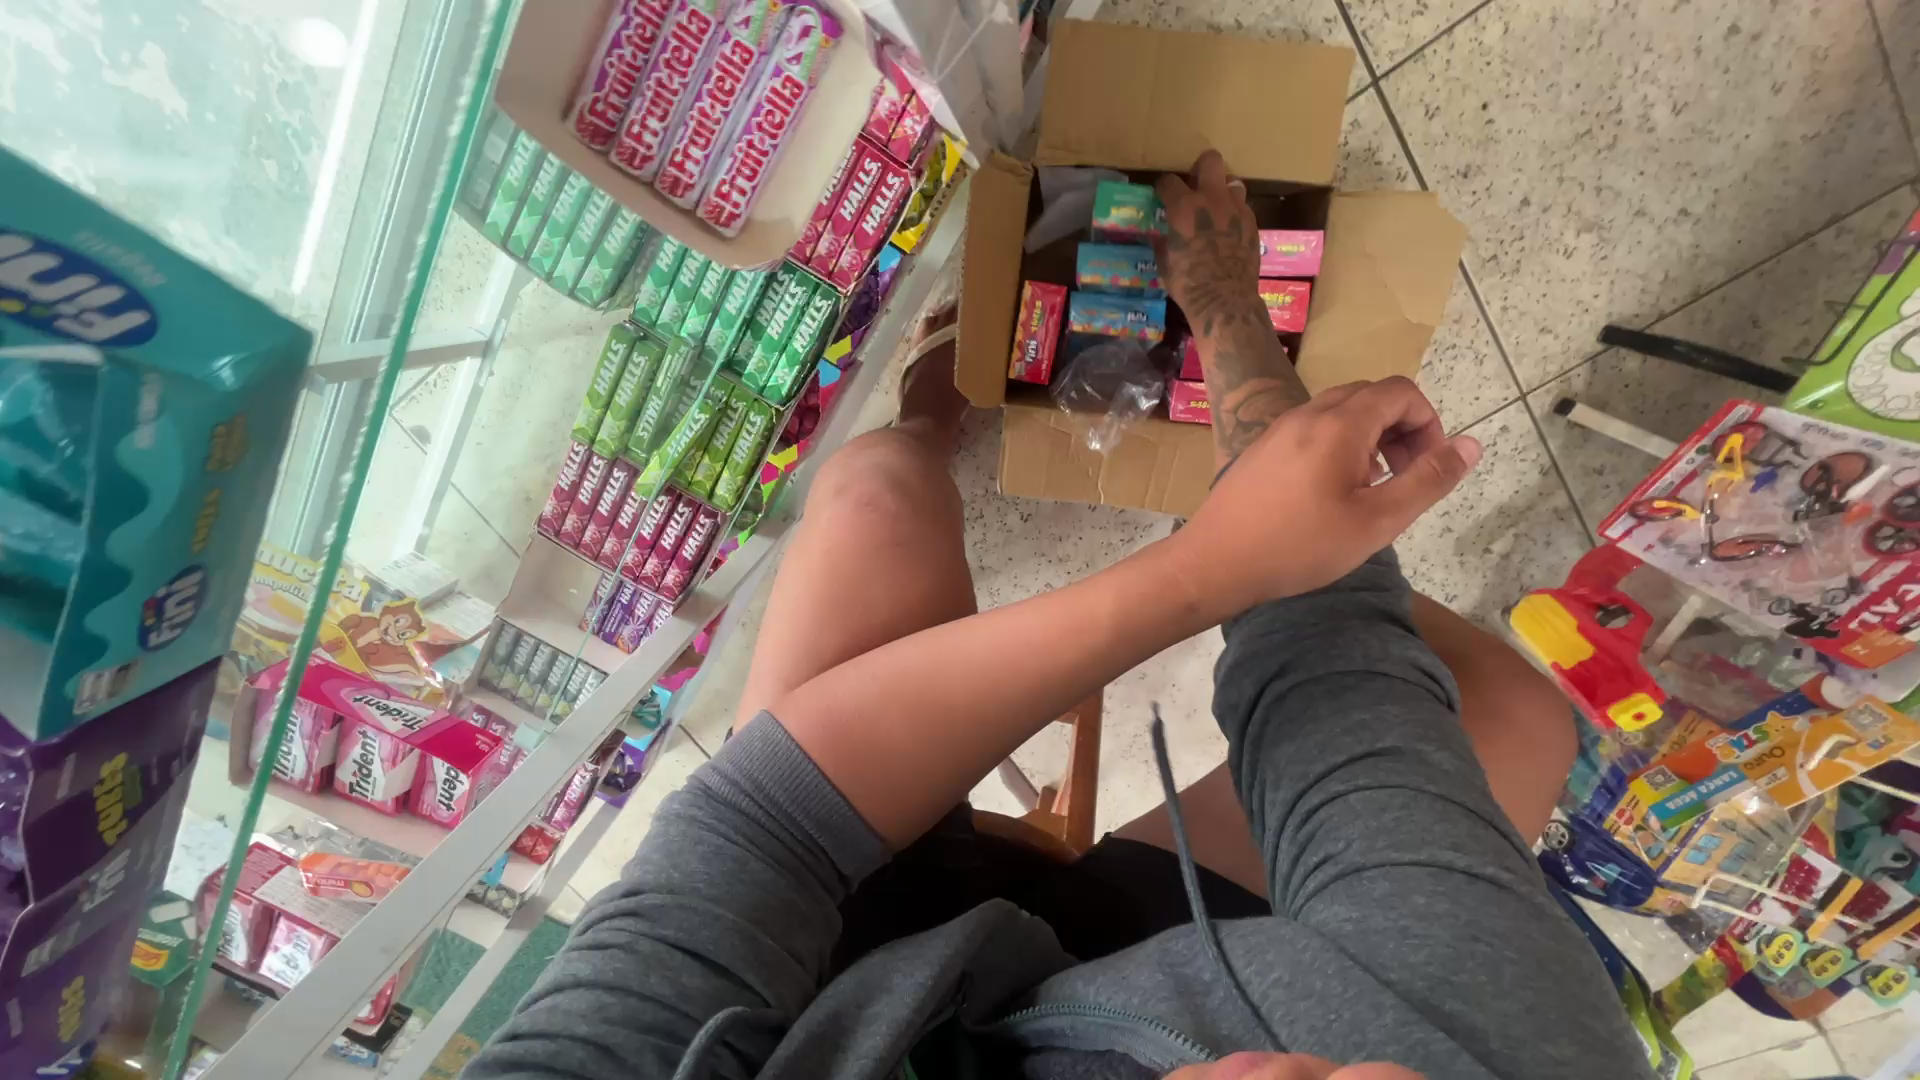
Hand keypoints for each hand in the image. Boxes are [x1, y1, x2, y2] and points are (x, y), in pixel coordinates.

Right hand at [1152, 150, 1264, 337]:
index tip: (1162, 194)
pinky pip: (1242, 208)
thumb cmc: (1187, 283)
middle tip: (1195, 185)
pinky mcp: (1252, 222)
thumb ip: (1164, 243)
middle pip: (1210, 161)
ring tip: (1216, 210)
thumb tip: (1162, 237)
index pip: (1169, 181)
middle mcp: (1212, 198)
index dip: (1163, 187)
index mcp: (1184, 207)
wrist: (1224, 299)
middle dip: (1200, 168)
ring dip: (1222, 192)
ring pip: (1232, 183)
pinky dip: (1233, 214)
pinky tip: (1228, 231)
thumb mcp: (1165, 264)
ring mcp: (1236, 208)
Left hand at [1167, 377, 1480, 616]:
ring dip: (1367, 438)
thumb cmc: (1299, 546)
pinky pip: (1307, 432)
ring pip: (1335, 413)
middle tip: (1403, 476)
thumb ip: (1428, 479)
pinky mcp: (1257, 453)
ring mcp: (1275, 432)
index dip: (1428, 421)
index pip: (1399, 391)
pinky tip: (1327, 494)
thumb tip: (1472, 443)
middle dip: (1399, 427)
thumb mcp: (1378, 520)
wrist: (1214, 563)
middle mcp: (1304, 415)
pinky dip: (1333, 447)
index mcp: (1337, 424)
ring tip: (1368, 488)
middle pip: (1367, 396)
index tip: (1427, 466)